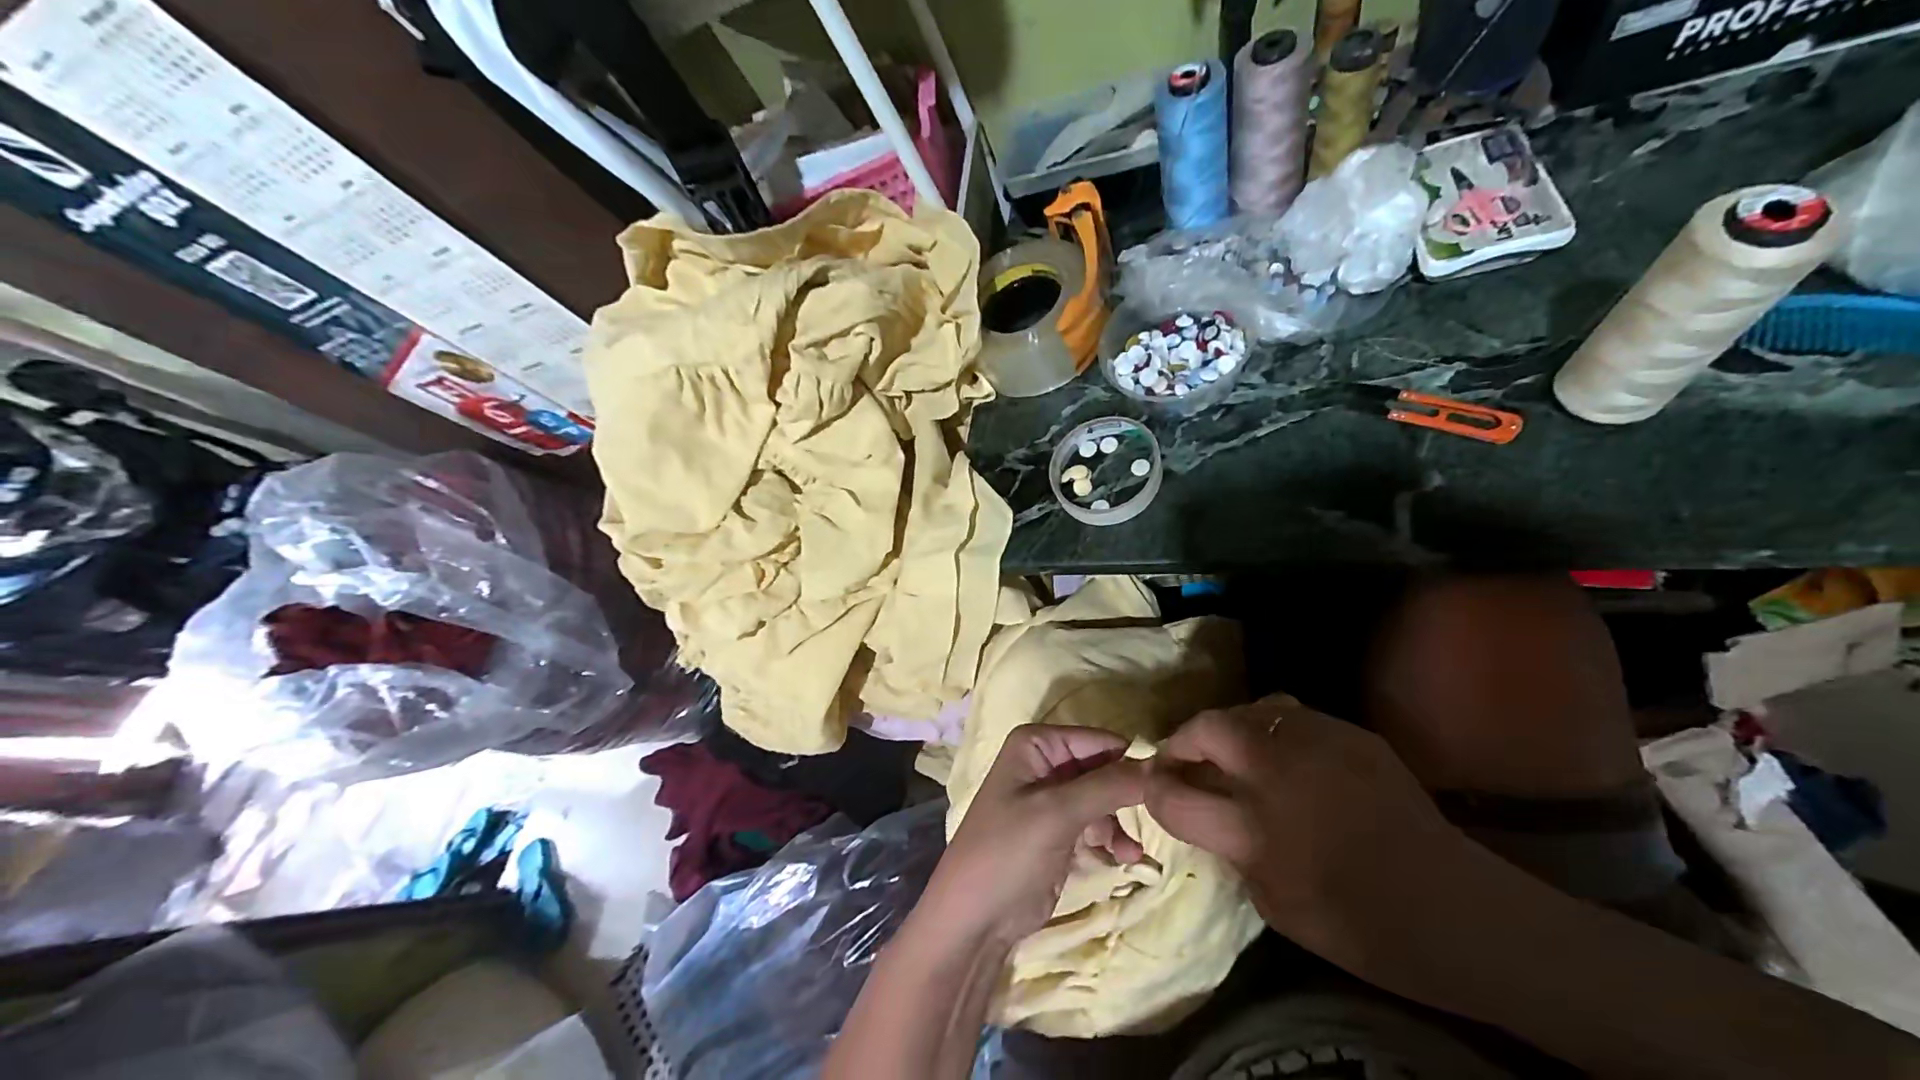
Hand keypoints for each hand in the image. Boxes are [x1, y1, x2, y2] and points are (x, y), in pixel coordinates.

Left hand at [925, 724, 1149, 944]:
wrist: (975, 918)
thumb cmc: (1008, 852)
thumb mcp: (1057, 813)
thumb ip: (1108, 786)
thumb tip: (1160, 764)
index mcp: (1036, 744)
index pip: (1100, 740)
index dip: (1132, 761)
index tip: (1166, 787)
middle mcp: (1044, 763)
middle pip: (1103, 768)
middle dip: (1128, 795)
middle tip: (1158, 819)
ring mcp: (1052, 799)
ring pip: (1104, 798)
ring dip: (1121, 824)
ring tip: (1130, 853)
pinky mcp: (1059, 832)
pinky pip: (1096, 825)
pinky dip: (1111, 840)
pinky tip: (1124, 860)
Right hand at [1144, 695, 1469, 968]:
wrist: (1452, 910)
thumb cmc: (1356, 926)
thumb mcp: (1271, 902)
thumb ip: (1232, 848)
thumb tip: (1213, 813)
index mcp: (1255, 828)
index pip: (1173, 795)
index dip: (1153, 791)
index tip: (1153, 789)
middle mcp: (1280, 775)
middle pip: (1207, 728)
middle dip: (1184, 741)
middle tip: (1186, 759)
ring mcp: (1320, 746)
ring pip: (1252, 709)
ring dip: (1231, 729)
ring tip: (1237, 752)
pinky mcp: (1353, 735)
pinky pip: (1296, 716)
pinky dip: (1276, 731)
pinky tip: (1290, 758)